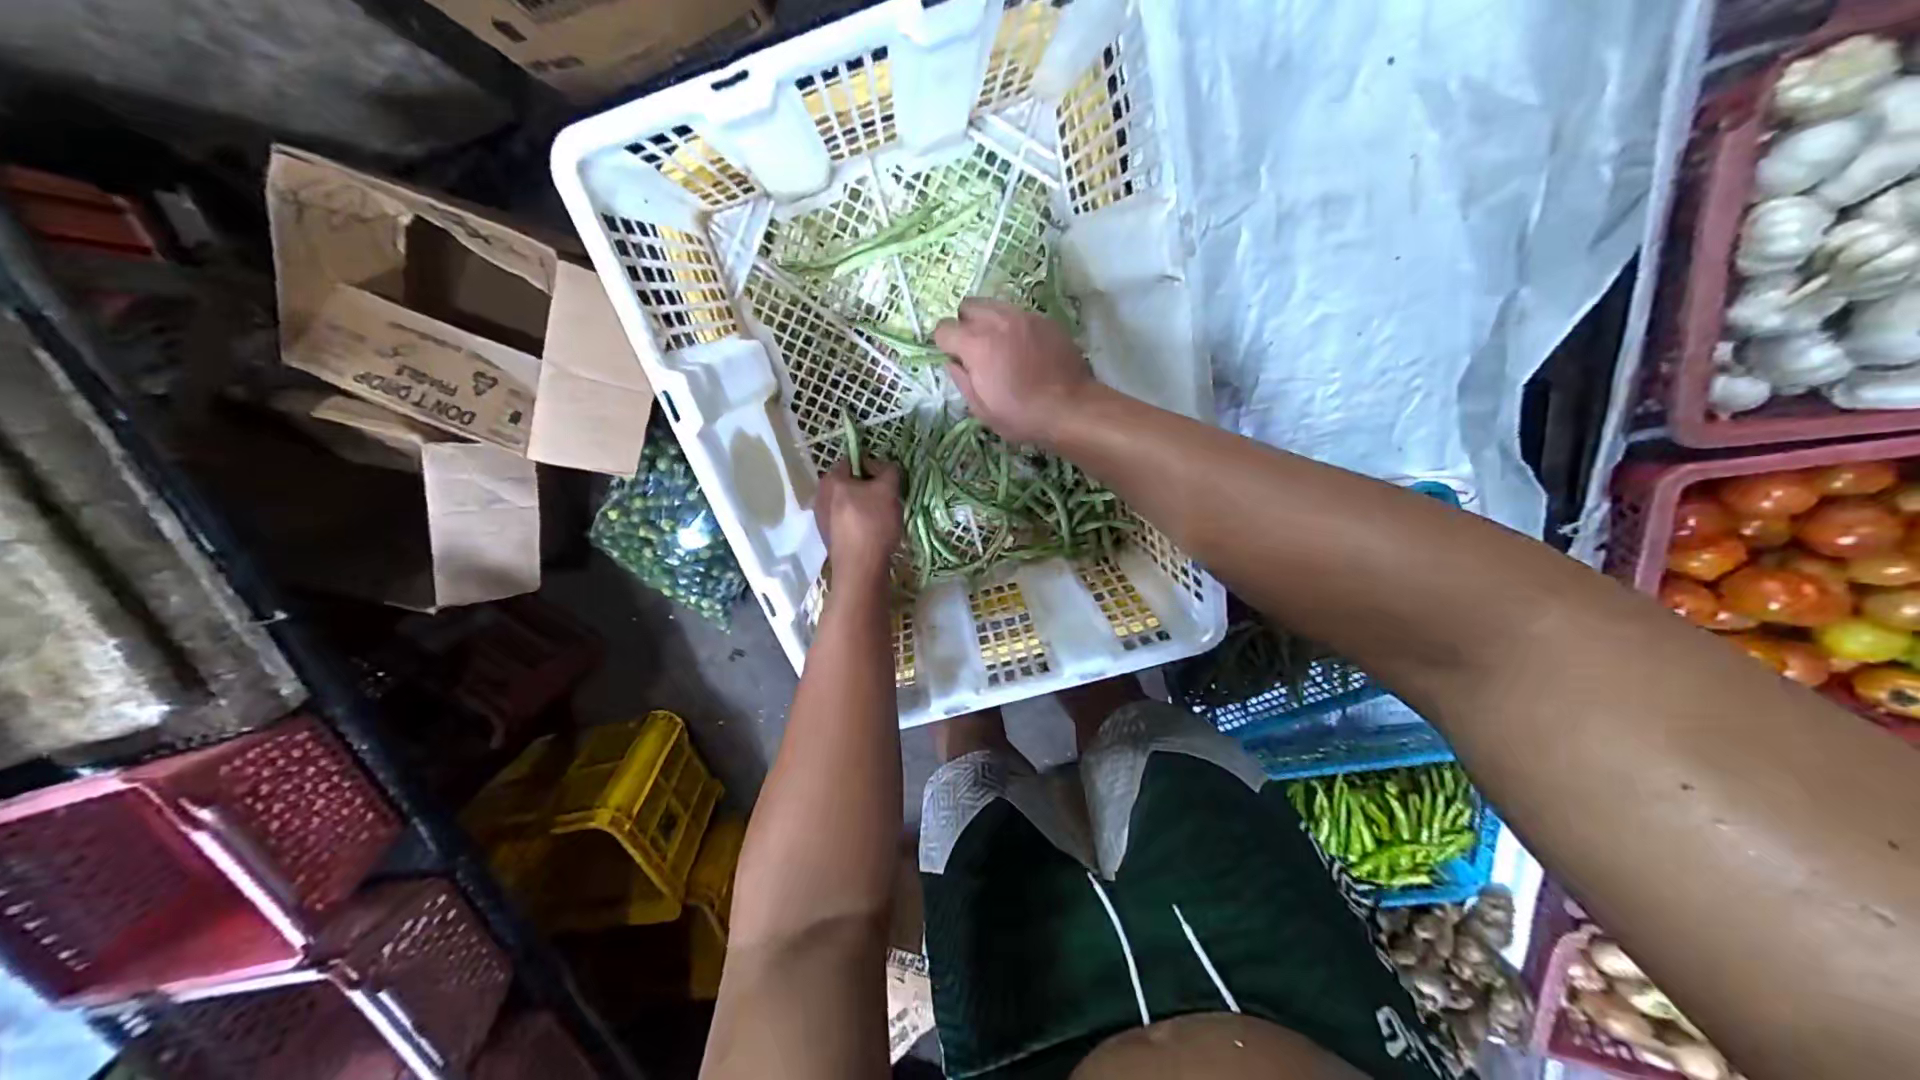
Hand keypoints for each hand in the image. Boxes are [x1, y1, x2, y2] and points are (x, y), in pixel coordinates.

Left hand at [816, 458, 901, 575]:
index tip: (887, 480)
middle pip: (849, 483)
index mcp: (831, 479)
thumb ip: (889, 470)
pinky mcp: (827, 537)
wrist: (860, 568)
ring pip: (848, 503)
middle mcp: (820, 495)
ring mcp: (821, 518)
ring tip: (882, 518)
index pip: (853, 460)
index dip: (872, 465)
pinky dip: (858, 522)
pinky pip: (845, 521)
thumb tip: (885, 467)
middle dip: (868, 487)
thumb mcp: (888, 490)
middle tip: (887, 498)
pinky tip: (871, 533)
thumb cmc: (873, 524)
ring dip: (864, 506)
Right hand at [933, 298, 1099, 445]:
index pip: (944, 328)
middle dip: (965, 325)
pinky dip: (1014, 327)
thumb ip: (962, 380)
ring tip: (1001, 348)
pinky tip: (1025, 350)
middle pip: (968, 306)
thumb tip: (953, 362)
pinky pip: (1019, 314)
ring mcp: (1025, 316)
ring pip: (994, 305)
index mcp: (977, 344)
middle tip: (976, 350)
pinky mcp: (1045, 320)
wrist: (1072, 408)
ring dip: (989, 322)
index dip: (945, 345)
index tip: (956, 359)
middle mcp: (998, 321)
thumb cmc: (1022, 415)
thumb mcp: (982, 409)